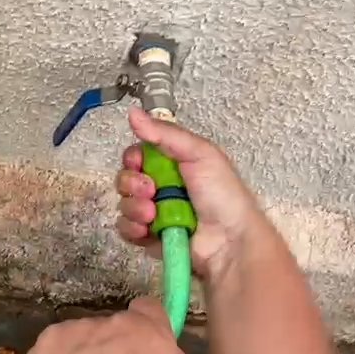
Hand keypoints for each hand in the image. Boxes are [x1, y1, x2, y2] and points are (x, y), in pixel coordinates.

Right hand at [114, 106, 266, 280]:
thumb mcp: (199, 153)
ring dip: (134, 207)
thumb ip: (165, 133)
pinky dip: (132, 227)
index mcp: (171, 164)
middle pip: (126, 178)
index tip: (138, 163)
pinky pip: (125, 228)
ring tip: (153, 215)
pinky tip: (147, 229)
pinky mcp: (148, 238)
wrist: (231, 241)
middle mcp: (160, 186)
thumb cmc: (221, 194)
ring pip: (123, 203)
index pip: (136, 155)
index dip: (132, 158)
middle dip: (132, 183)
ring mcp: (153, 213)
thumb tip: (132, 112)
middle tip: (151, 191)